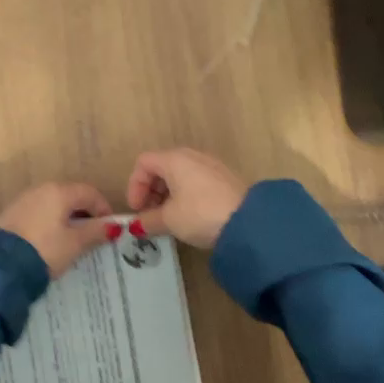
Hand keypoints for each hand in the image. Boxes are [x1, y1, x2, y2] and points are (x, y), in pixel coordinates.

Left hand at [0, 182, 116, 278]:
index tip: (109, 227)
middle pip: (70, 195)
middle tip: (93, 234)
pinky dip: (49, 221)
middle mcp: (40, 189)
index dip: (103, 208)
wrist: (2, 265)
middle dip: (84, 212)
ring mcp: (23, 200)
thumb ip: (95, 232)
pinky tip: (49, 239)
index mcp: (59, 192)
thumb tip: (113, 226)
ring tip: (72, 239)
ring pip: (52, 204)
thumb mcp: (75, 244)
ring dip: (66, 217)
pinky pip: (38, 212)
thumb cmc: (45, 250)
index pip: (89, 193)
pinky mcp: (11, 213)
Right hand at [125, 148, 247, 249]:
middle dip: (151, 192)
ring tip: (169, 219)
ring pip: (180, 175)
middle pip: (161, 167)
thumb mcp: (169, 220)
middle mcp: (192, 156)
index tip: (137, 210)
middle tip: (150, 216)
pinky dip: (185, 196)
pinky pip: (196, 181)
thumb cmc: (200, 214)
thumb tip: (136, 226)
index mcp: (174, 159)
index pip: (143, 163)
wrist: (249, 221)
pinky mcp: (225, 178)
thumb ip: (147, 221)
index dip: (135, 186)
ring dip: (168, 196)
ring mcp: (211, 165)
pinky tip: (190, 217)